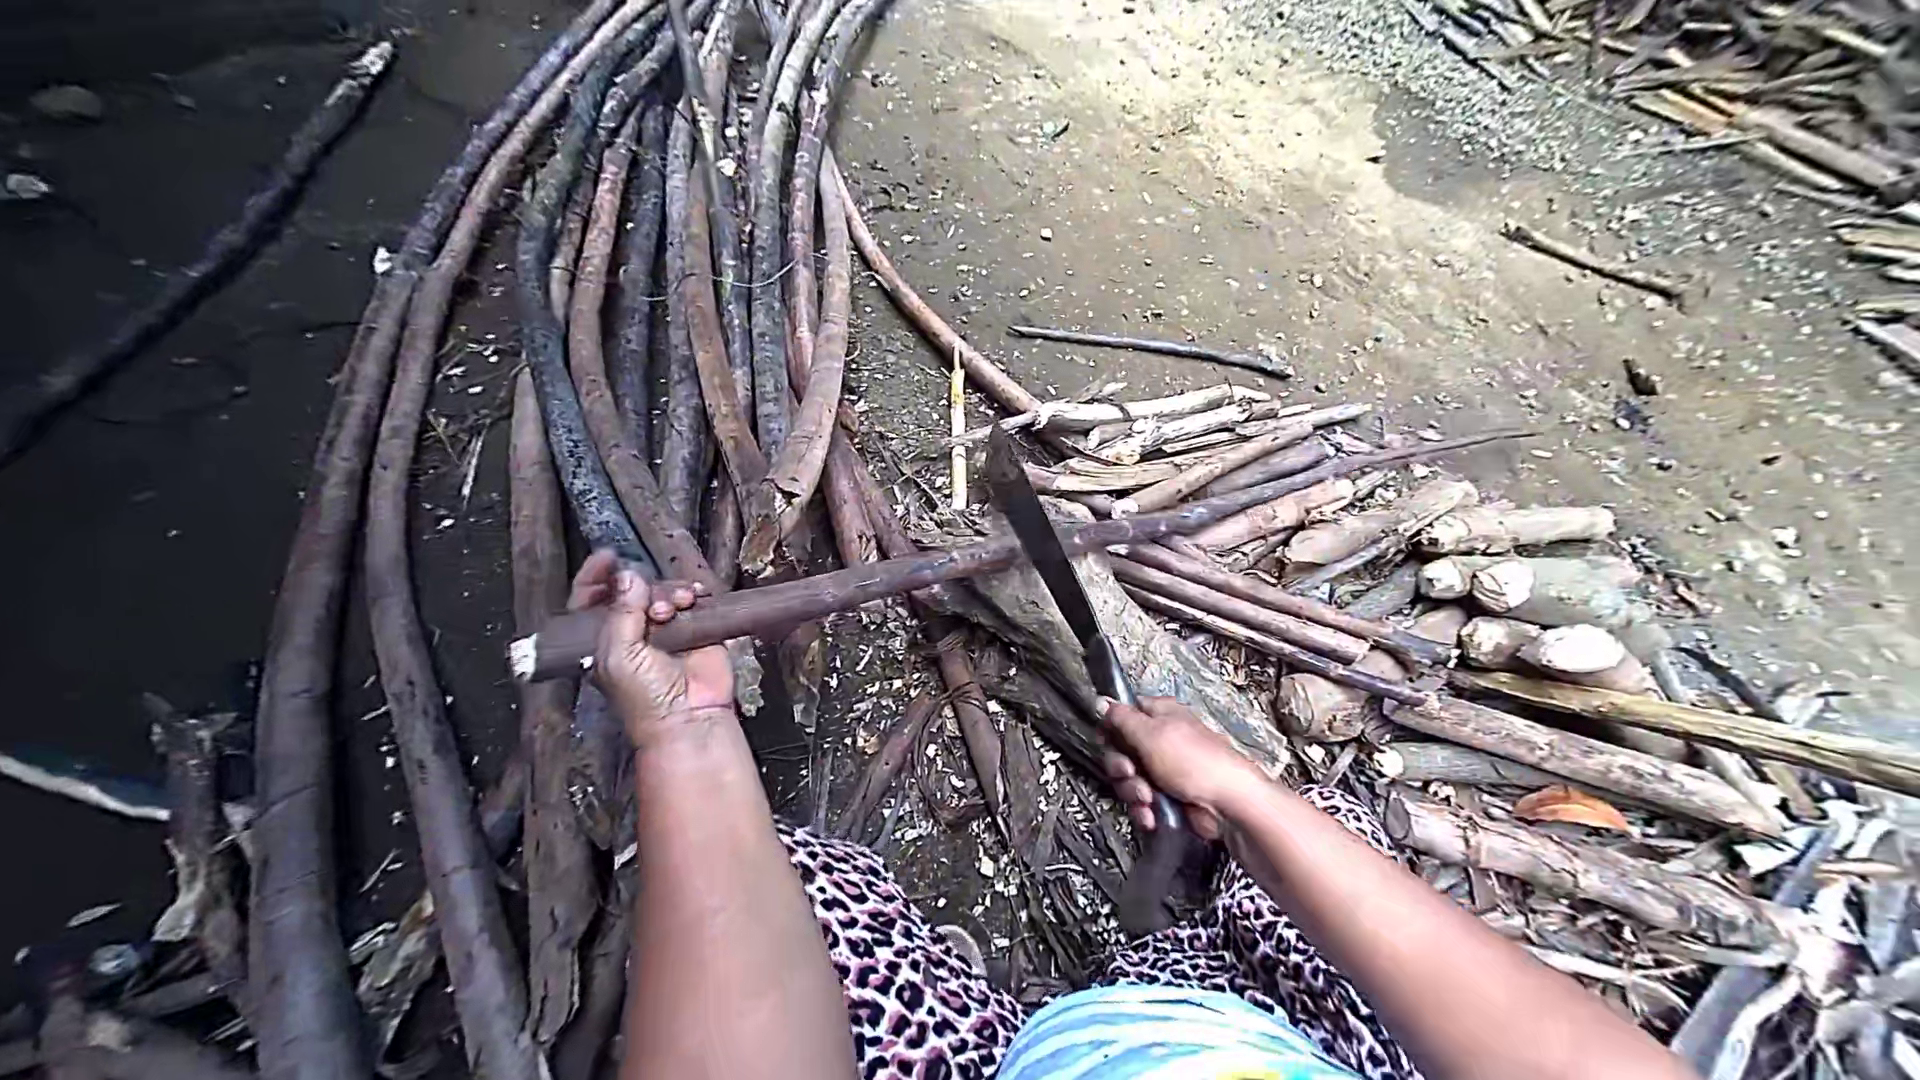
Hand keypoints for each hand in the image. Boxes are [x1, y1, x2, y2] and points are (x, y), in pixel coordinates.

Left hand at [566, 549, 733, 745]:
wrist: (689, 717)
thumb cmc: (645, 696)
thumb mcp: (618, 655)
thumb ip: (620, 613)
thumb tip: (629, 575)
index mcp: (604, 640)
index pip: (592, 600)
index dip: (597, 577)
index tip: (609, 556)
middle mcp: (635, 632)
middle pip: (633, 590)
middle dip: (641, 588)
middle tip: (652, 604)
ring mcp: (668, 630)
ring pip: (664, 591)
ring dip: (668, 592)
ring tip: (674, 609)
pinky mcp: (698, 629)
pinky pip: (696, 600)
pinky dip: (694, 593)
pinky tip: (693, 597)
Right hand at [1099, 696, 1265, 840]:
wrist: (1228, 807)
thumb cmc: (1193, 762)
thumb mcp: (1150, 733)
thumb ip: (1121, 718)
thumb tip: (1101, 701)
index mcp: (1160, 714)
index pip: (1123, 714)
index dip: (1111, 728)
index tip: (1107, 741)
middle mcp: (1161, 739)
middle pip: (1120, 749)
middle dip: (1121, 766)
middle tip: (1130, 772)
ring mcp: (1164, 770)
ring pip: (1128, 778)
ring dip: (1132, 791)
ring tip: (1148, 798)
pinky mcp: (1168, 797)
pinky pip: (1142, 800)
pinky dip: (1144, 810)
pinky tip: (1152, 814)